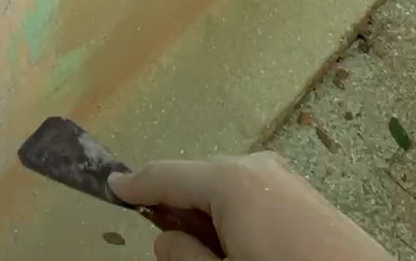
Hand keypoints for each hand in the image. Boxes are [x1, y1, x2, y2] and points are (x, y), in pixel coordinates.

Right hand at [110, 152, 392, 260]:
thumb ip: (186, 256)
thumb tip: (165, 239)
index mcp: (228, 180)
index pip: (165, 175)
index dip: (134, 183)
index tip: (109, 186)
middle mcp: (253, 164)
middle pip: (195, 178)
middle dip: (175, 204)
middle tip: (164, 237)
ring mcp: (283, 175)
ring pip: (224, 186)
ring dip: (207, 211)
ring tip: (210, 248)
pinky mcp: (306, 193)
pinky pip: (252, 193)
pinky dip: (235, 212)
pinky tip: (242, 244)